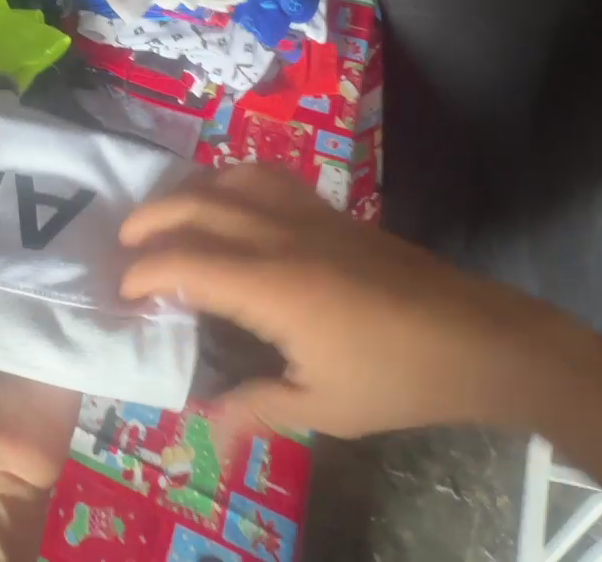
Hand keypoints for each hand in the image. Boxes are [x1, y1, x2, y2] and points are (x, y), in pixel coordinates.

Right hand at [120, 163, 564, 437]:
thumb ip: (256, 408)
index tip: (125, 294)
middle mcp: (277, 235)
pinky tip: (228, 198)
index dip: (143, 274)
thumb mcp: (324, 407)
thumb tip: (204, 426)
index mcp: (270, 285)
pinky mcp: (327, 208)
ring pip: (228, 178)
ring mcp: (304, 214)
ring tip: (167, 215)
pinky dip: (230, 178)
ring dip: (186, 190)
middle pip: (194, 205)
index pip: (184, 263)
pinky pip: (265, 175)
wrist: (476, 336)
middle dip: (148, 219)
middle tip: (125, 245)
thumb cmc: (396, 377)